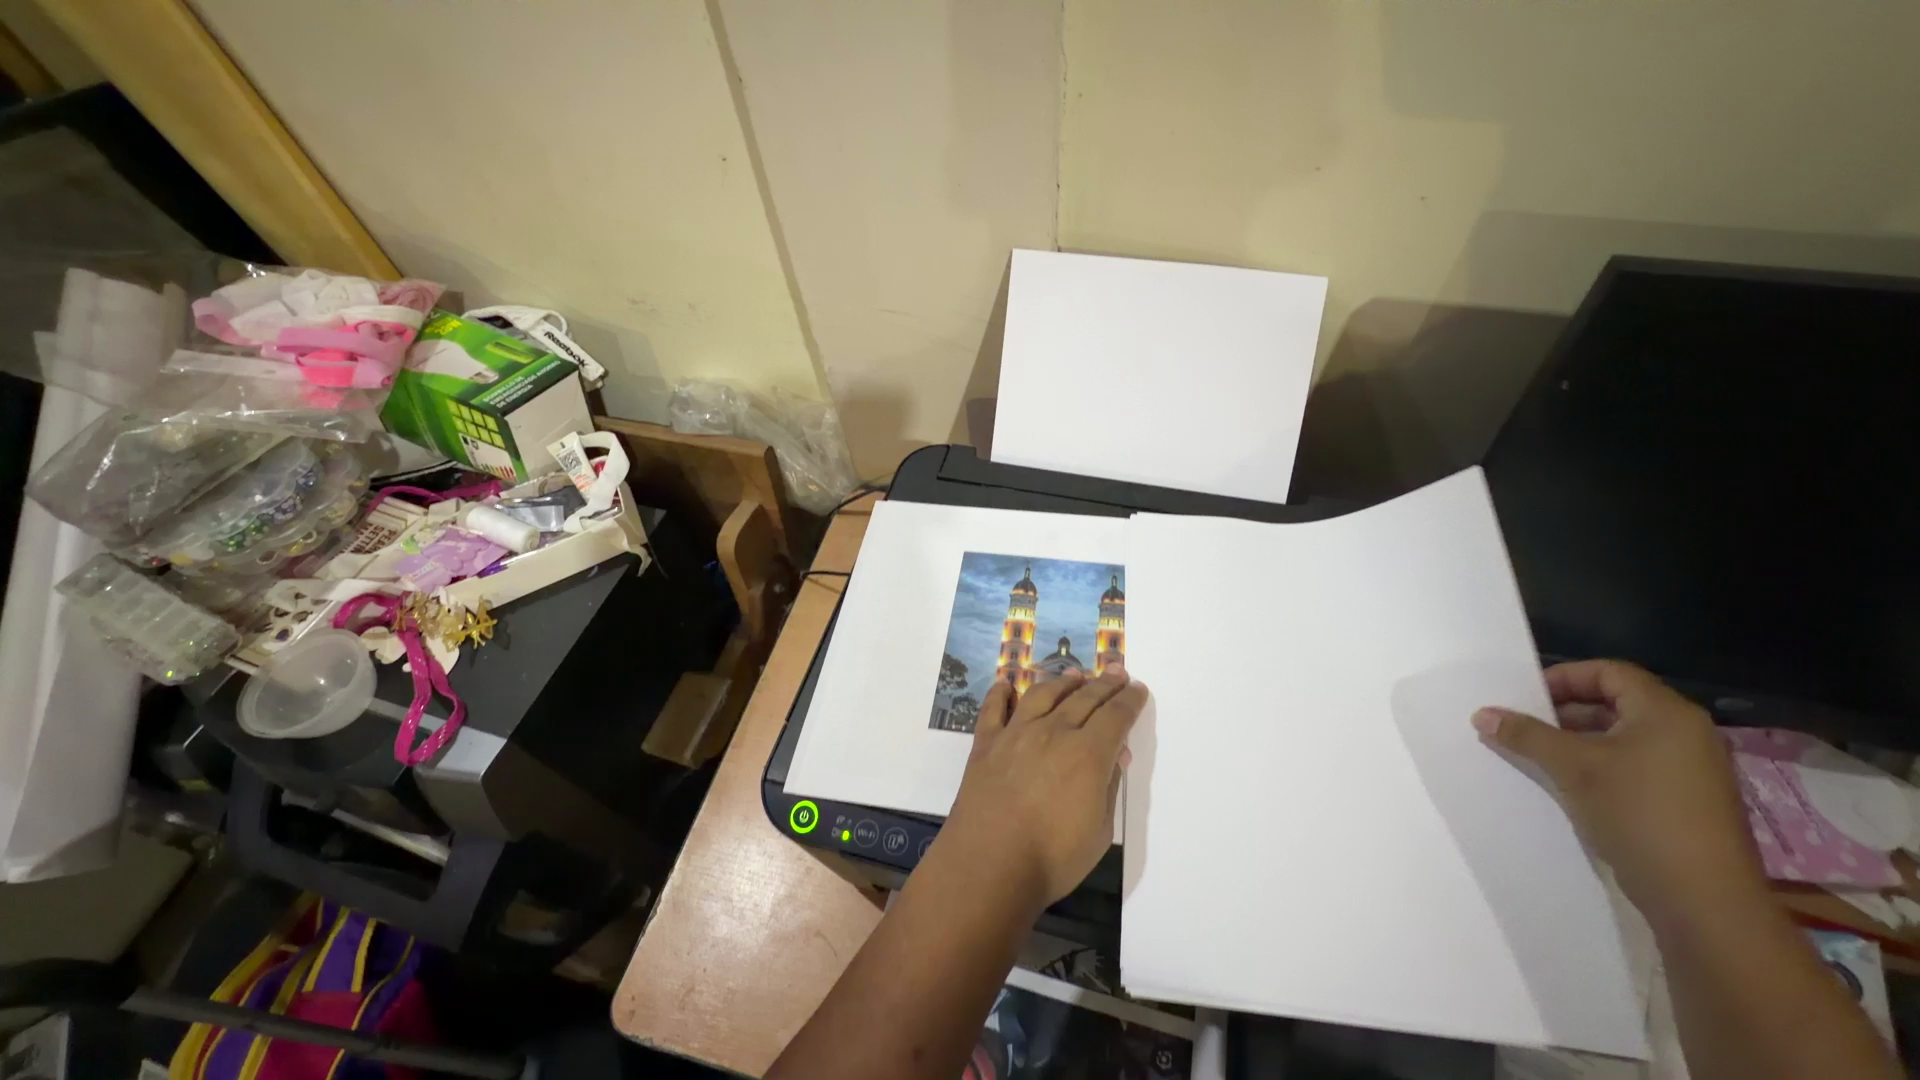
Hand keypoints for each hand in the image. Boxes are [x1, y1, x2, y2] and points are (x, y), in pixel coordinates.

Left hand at [941, 667, 1146, 906]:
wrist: (988, 865)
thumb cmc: (1052, 858)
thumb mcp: (1099, 831)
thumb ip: (1108, 787)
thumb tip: (1115, 754)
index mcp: (1087, 753)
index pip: (1116, 716)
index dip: (1130, 701)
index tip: (1138, 690)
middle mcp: (1053, 732)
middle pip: (1084, 698)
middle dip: (1105, 684)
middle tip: (1117, 671)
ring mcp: (1015, 734)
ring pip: (1042, 694)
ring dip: (1063, 681)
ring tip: (1075, 674)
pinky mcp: (985, 744)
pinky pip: (994, 709)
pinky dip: (1001, 693)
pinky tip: (1006, 684)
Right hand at [1473, 659, 1764, 922]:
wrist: (1703, 897)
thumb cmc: (1638, 813)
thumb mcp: (1572, 768)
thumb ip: (1526, 735)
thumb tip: (1483, 713)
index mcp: (1667, 713)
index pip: (1610, 672)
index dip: (1563, 677)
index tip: (1525, 698)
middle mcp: (1686, 733)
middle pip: (1616, 702)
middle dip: (1564, 712)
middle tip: (1523, 727)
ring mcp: (1692, 769)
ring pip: (1623, 737)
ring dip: (1578, 741)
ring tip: (1538, 758)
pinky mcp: (1688, 800)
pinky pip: (1636, 766)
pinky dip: (1600, 766)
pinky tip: (1570, 787)